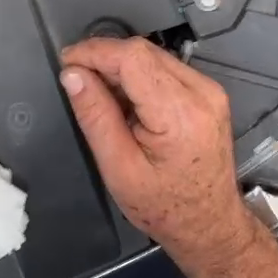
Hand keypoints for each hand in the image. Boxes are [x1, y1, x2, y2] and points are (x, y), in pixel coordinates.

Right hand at [60, 37, 260, 268]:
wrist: (211, 226)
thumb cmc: (164, 207)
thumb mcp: (118, 168)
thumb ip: (95, 115)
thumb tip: (71, 73)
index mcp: (179, 114)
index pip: (132, 57)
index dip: (94, 52)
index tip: (66, 63)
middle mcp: (201, 92)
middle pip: (141, 51)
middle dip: (104, 58)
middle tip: (78, 81)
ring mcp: (209, 89)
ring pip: (151, 54)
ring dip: (119, 65)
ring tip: (101, 95)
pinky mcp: (208, 91)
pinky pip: (163, 66)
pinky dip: (137, 74)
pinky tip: (126, 100)